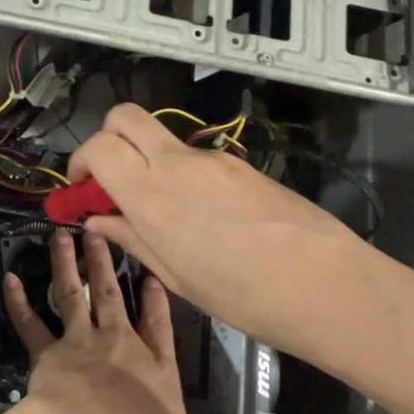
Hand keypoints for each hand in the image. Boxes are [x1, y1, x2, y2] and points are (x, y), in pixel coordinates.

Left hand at [2, 229, 303, 413]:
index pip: (161, 325)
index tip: (151, 272)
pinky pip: (29, 322)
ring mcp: (79, 345)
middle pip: (111, 296)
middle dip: (106, 261)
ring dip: (65, 266)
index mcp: (157, 369)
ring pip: (72, 296)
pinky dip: (17, 300)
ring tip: (60, 236)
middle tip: (97, 230)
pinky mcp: (46, 353)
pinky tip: (8, 278)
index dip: (157, 298)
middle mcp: (118, 346)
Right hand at [67, 104, 413, 367]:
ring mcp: (214, 161)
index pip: (98, 147)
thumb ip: (132, 239)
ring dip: (146, 159)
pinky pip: (196, 158)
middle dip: (106, 138)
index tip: (82, 189)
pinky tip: (203, 216)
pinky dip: (181, 174)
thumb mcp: (176, 277)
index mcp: (152, 197)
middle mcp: (177, 166)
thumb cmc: (246, 296)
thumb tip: (99, 220)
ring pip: (161, 138)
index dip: (80, 162)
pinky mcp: (242, 167)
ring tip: (162, 208)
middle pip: (125, 117)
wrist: (333, 289)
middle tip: (110, 177)